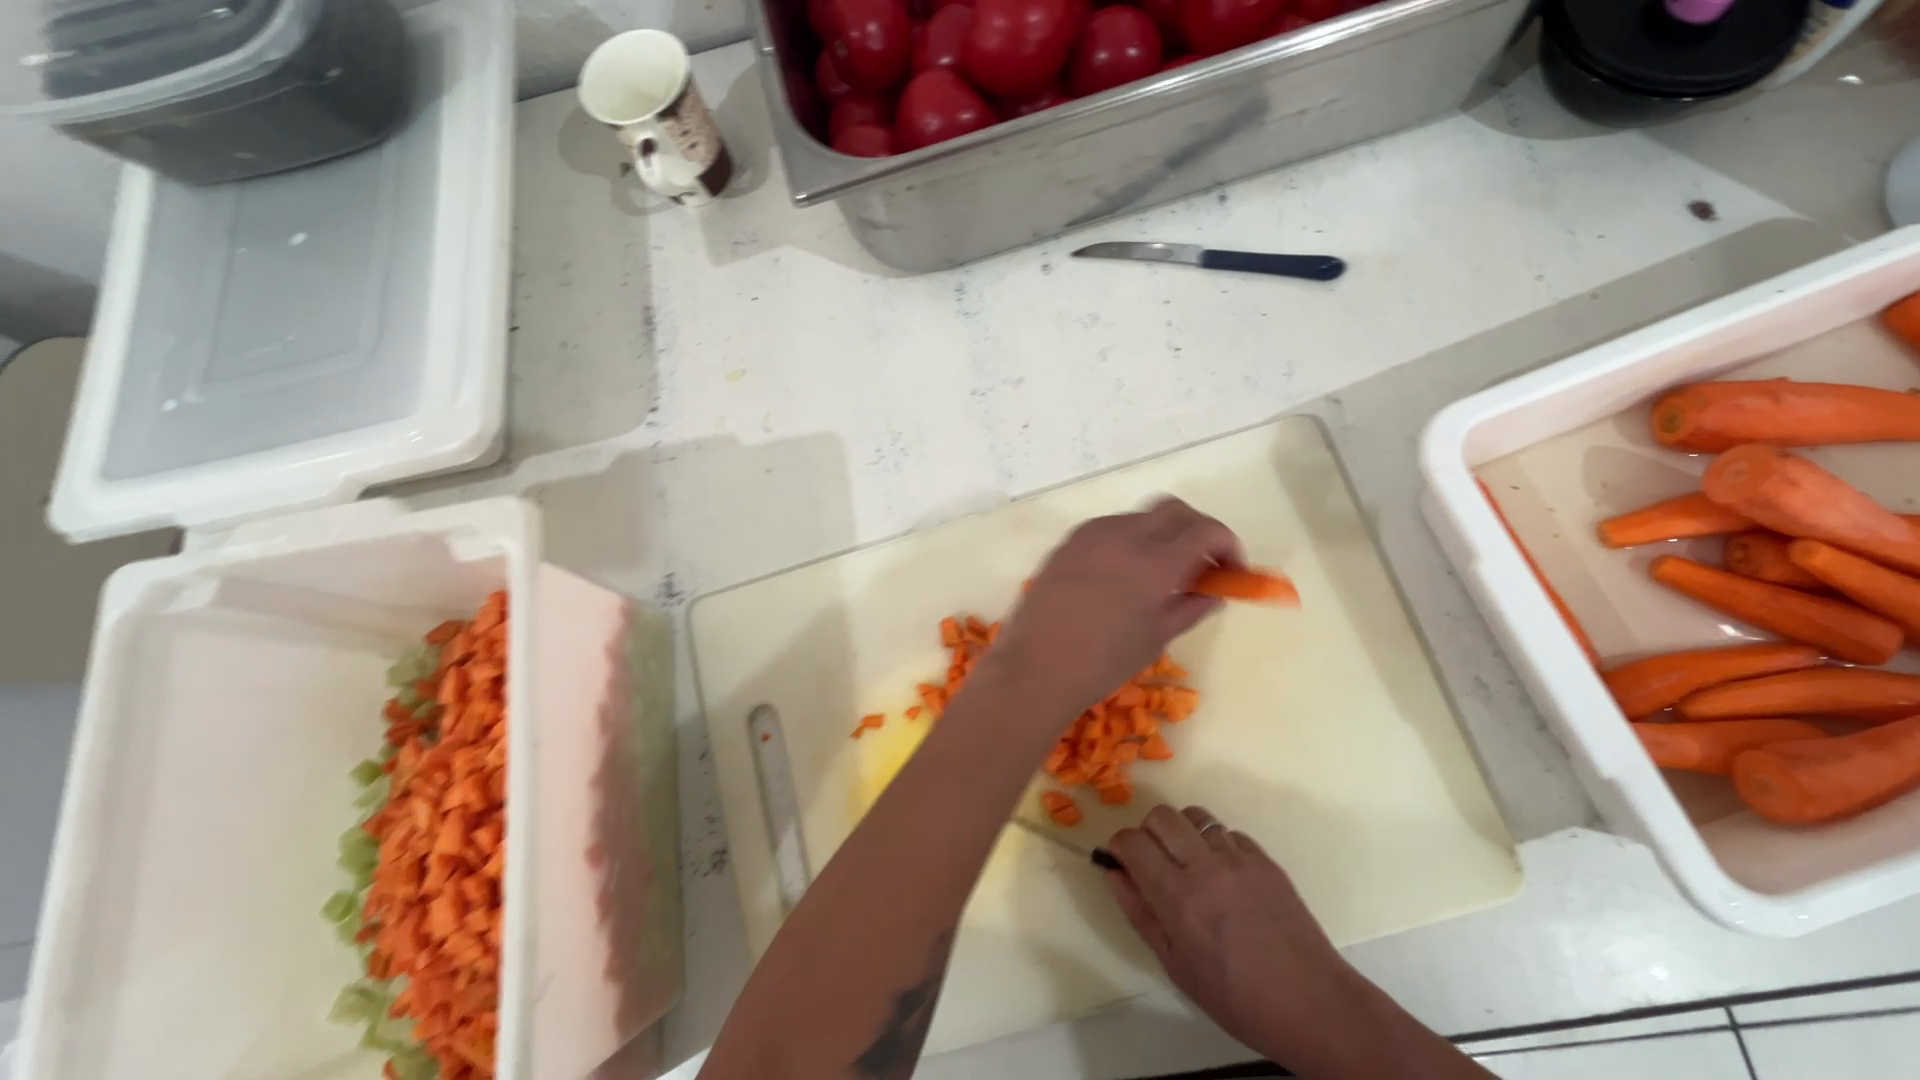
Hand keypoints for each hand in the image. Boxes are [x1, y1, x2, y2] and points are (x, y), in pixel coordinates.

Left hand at [985, 497, 1241, 717]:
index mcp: (1155, 562)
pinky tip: (1122, 576)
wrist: (1035, 667)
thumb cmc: (1102, 662)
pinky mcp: (1069, 542)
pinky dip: (1129, 541)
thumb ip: (1190, 606)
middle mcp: (1125, 536)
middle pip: (1175, 510)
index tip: (1231, 568)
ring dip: (1161, 535)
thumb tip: (1214, 592)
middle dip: (1197, 530)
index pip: (1206, 531)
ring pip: (1141, 517)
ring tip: (1159, 575)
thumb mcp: (1156, 637)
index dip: (1227, 545)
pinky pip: (1110, 528)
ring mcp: (1092, 534)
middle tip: (1201, 565)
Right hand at [1106, 805, 1358, 1062]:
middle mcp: (1207, 867)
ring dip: (1182, 833)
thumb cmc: (1235, 997)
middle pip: (1162, 816)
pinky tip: (1223, 877)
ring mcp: (1240, 859)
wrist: (1311, 1002)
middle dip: (1147, 831)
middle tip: (1152, 860)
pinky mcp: (1266, 860)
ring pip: (1197, 817)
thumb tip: (1114, 874)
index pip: (1133, 843)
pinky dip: (1215, 846)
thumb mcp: (1175, 964)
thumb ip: (1140, 913)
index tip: (1121, 860)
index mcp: (1178, 897)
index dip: (1119, 846)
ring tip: (1188, 865)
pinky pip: (1229, 834)